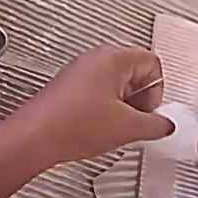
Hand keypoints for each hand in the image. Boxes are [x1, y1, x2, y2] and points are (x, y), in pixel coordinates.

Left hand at [3, 45, 173, 166]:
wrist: (34, 138)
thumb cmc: (70, 124)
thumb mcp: (127, 127)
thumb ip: (155, 124)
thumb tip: (164, 125)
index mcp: (112, 58)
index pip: (152, 62)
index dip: (157, 90)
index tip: (149, 111)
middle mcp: (95, 60)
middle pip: (135, 72)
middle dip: (140, 99)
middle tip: (135, 121)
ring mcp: (80, 73)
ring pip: (116, 85)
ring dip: (122, 107)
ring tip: (115, 128)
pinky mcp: (69, 89)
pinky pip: (98, 94)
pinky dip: (104, 111)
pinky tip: (98, 129)